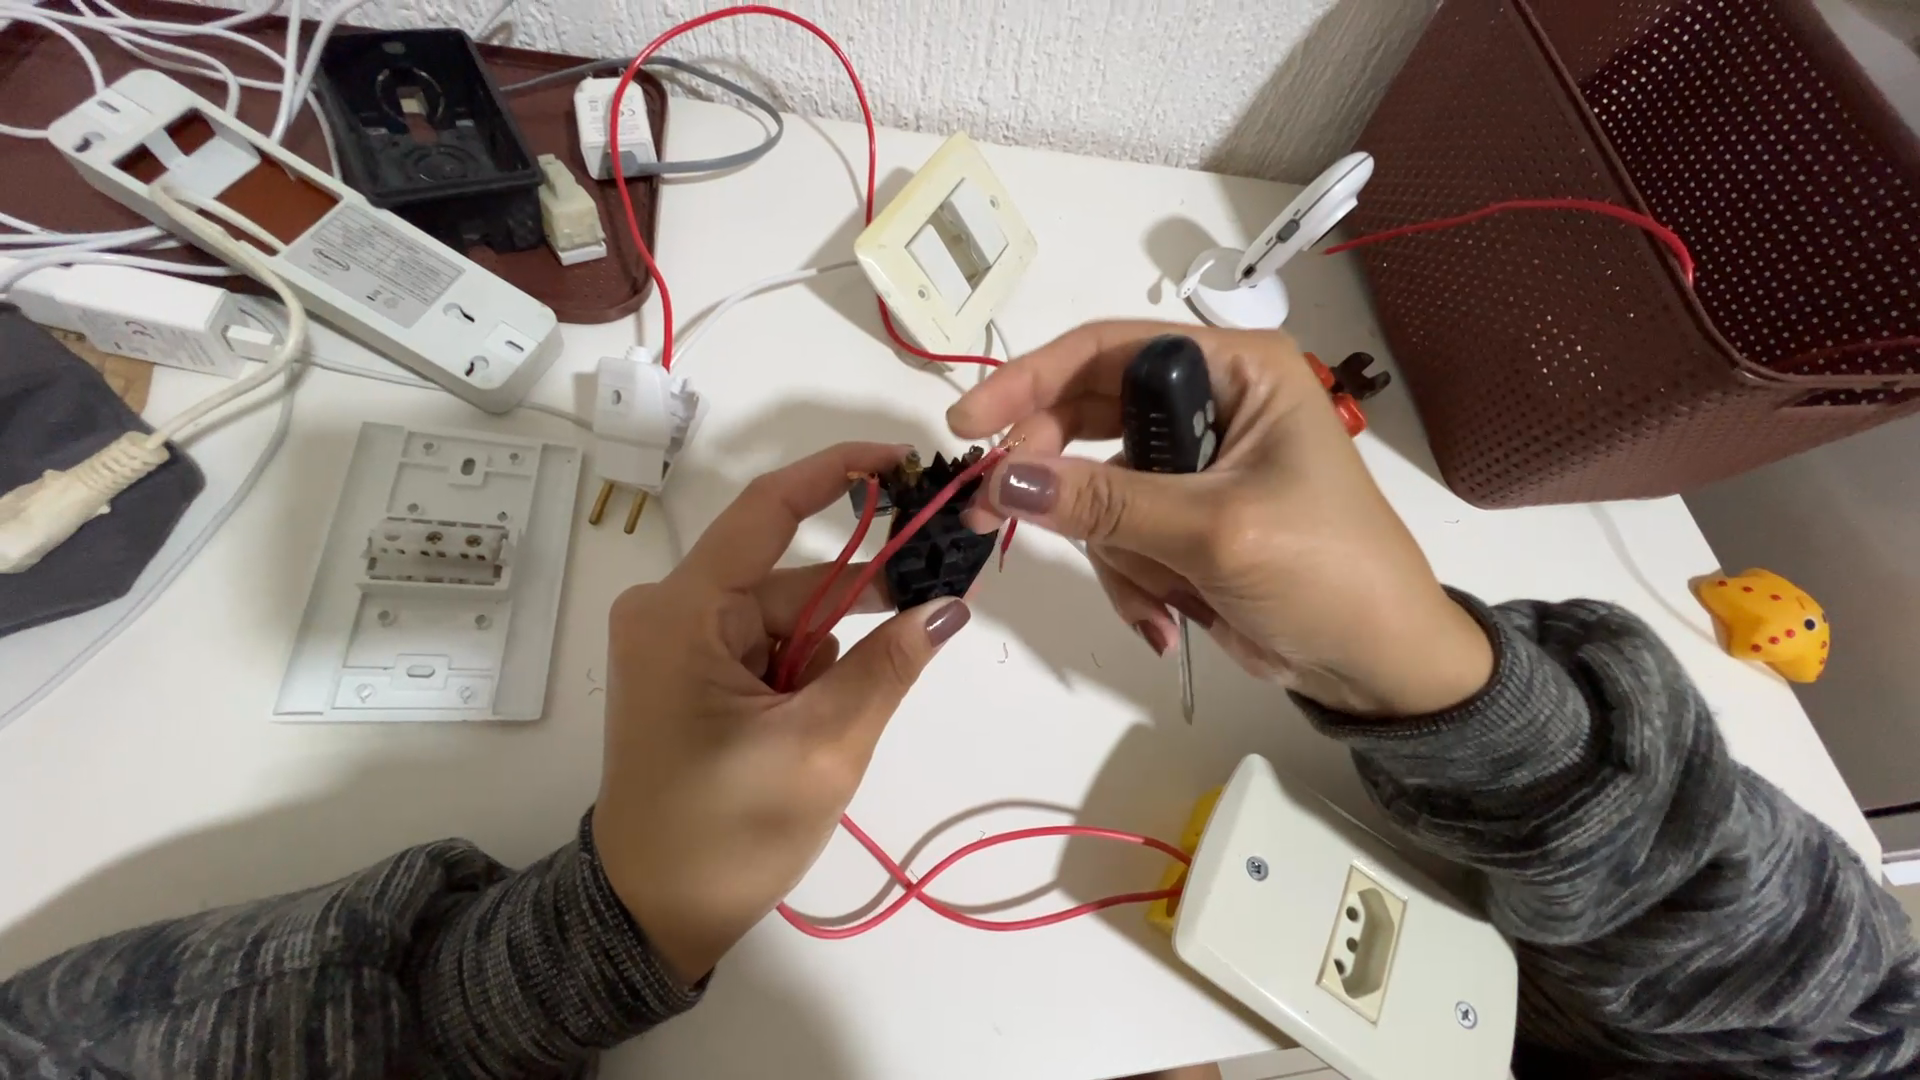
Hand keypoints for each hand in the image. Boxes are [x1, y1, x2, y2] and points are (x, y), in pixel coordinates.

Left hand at [591, 443, 972, 982]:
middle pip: (791, 577)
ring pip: (787, 615)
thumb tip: (951, 606)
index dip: (837, 472)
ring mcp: (680, 640)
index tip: (900, 459)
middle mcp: (674, 610)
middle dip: (859, 601)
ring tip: (840, 719)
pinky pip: (771, 643)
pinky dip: (809, 668)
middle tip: (931, 606)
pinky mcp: (692, 668)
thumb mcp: (822, 747)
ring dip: (832, 652)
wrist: (653, 914)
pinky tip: (813, 722)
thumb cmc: (727, 834)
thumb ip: (888, 665)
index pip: (768, 509)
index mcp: (686, 614)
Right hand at [948, 321, 1490, 717]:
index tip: (966, 426)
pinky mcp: (1177, 520)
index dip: (1028, 382)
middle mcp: (1205, 405)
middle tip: (995, 514)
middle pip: (1085, 419)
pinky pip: (1113, 537)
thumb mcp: (1214, 530)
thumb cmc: (1325, 573)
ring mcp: (1187, 468)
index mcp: (1233, 371)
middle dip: (1056, 481)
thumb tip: (1001, 479)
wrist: (1374, 665)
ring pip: (1092, 491)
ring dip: (1113, 552)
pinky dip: (1129, 579)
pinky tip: (1169, 616)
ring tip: (1162, 596)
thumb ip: (1103, 502)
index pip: (1106, 351)